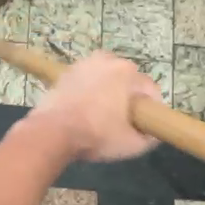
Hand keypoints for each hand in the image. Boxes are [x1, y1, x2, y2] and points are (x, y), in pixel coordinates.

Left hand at [23, 53, 160, 161]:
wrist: (52, 132)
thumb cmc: (97, 135)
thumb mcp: (133, 145)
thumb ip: (150, 138)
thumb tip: (153, 133)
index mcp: (127, 72)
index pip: (150, 90)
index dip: (151, 110)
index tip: (144, 126)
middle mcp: (107, 60)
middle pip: (127, 80)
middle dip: (128, 98)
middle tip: (122, 121)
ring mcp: (84, 63)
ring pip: (106, 78)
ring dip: (108, 92)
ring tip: (102, 115)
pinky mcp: (66, 72)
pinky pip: (86, 81)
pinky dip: (89, 91)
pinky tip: (84, 109)